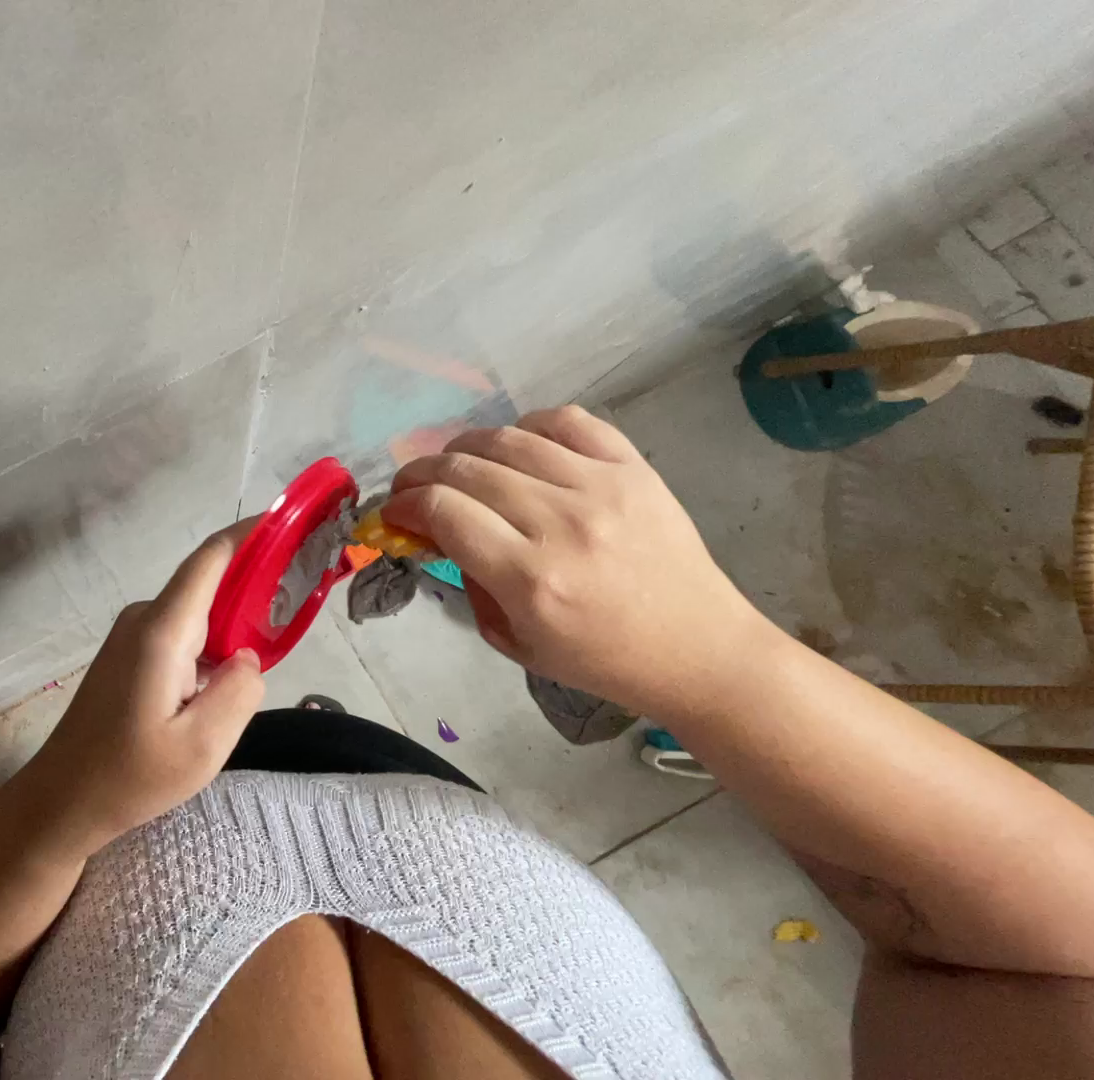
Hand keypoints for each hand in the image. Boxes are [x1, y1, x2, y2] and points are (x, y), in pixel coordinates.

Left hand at [17, 521, 266, 847]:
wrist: (64, 797)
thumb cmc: (130, 776)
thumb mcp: (202, 746)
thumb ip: (239, 692)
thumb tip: (247, 657)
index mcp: (162, 630)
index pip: (211, 559)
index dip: (253, 534)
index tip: (294, 523)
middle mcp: (144, 619)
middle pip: (208, 582)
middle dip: (256, 581)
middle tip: (302, 598)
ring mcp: (132, 635)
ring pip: (197, 612)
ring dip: (234, 619)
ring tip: (274, 644)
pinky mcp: (129, 654)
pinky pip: (181, 633)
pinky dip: (212, 641)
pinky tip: (229, 674)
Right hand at [383, 405, 772, 712]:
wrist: (699, 650)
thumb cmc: (598, 659)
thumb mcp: (512, 639)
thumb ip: (467, 581)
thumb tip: (435, 531)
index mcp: (529, 578)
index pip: (442, 511)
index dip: (404, 505)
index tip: (394, 514)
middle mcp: (562, 523)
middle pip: (464, 470)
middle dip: (420, 474)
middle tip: (410, 488)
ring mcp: (603, 488)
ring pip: (506, 439)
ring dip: (463, 448)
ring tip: (455, 466)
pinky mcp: (635, 468)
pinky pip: (567, 422)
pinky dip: (527, 427)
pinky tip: (517, 449)